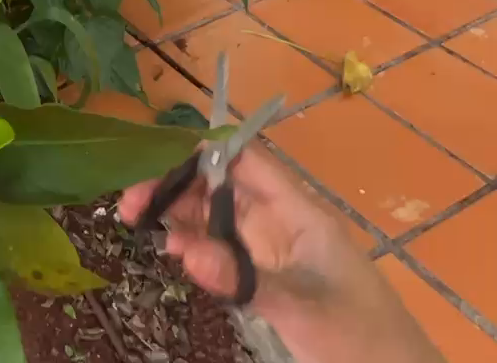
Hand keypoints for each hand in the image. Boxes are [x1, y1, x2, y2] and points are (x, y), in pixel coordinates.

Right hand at [120, 147, 444, 362]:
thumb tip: (181, 250)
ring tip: (137, 224)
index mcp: (297, 211)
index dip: (202, 152)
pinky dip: (190, 244)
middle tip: (130, 203)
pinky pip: (217, 248)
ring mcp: (270, 250)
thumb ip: (243, 280)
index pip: (245, 160)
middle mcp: (279, 221)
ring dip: (175, 214)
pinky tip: (169, 251)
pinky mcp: (262, 277)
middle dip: (173, 186)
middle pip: (217, 185)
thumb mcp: (305, 311)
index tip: (154, 163)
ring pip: (211, 215)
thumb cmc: (366, 342)